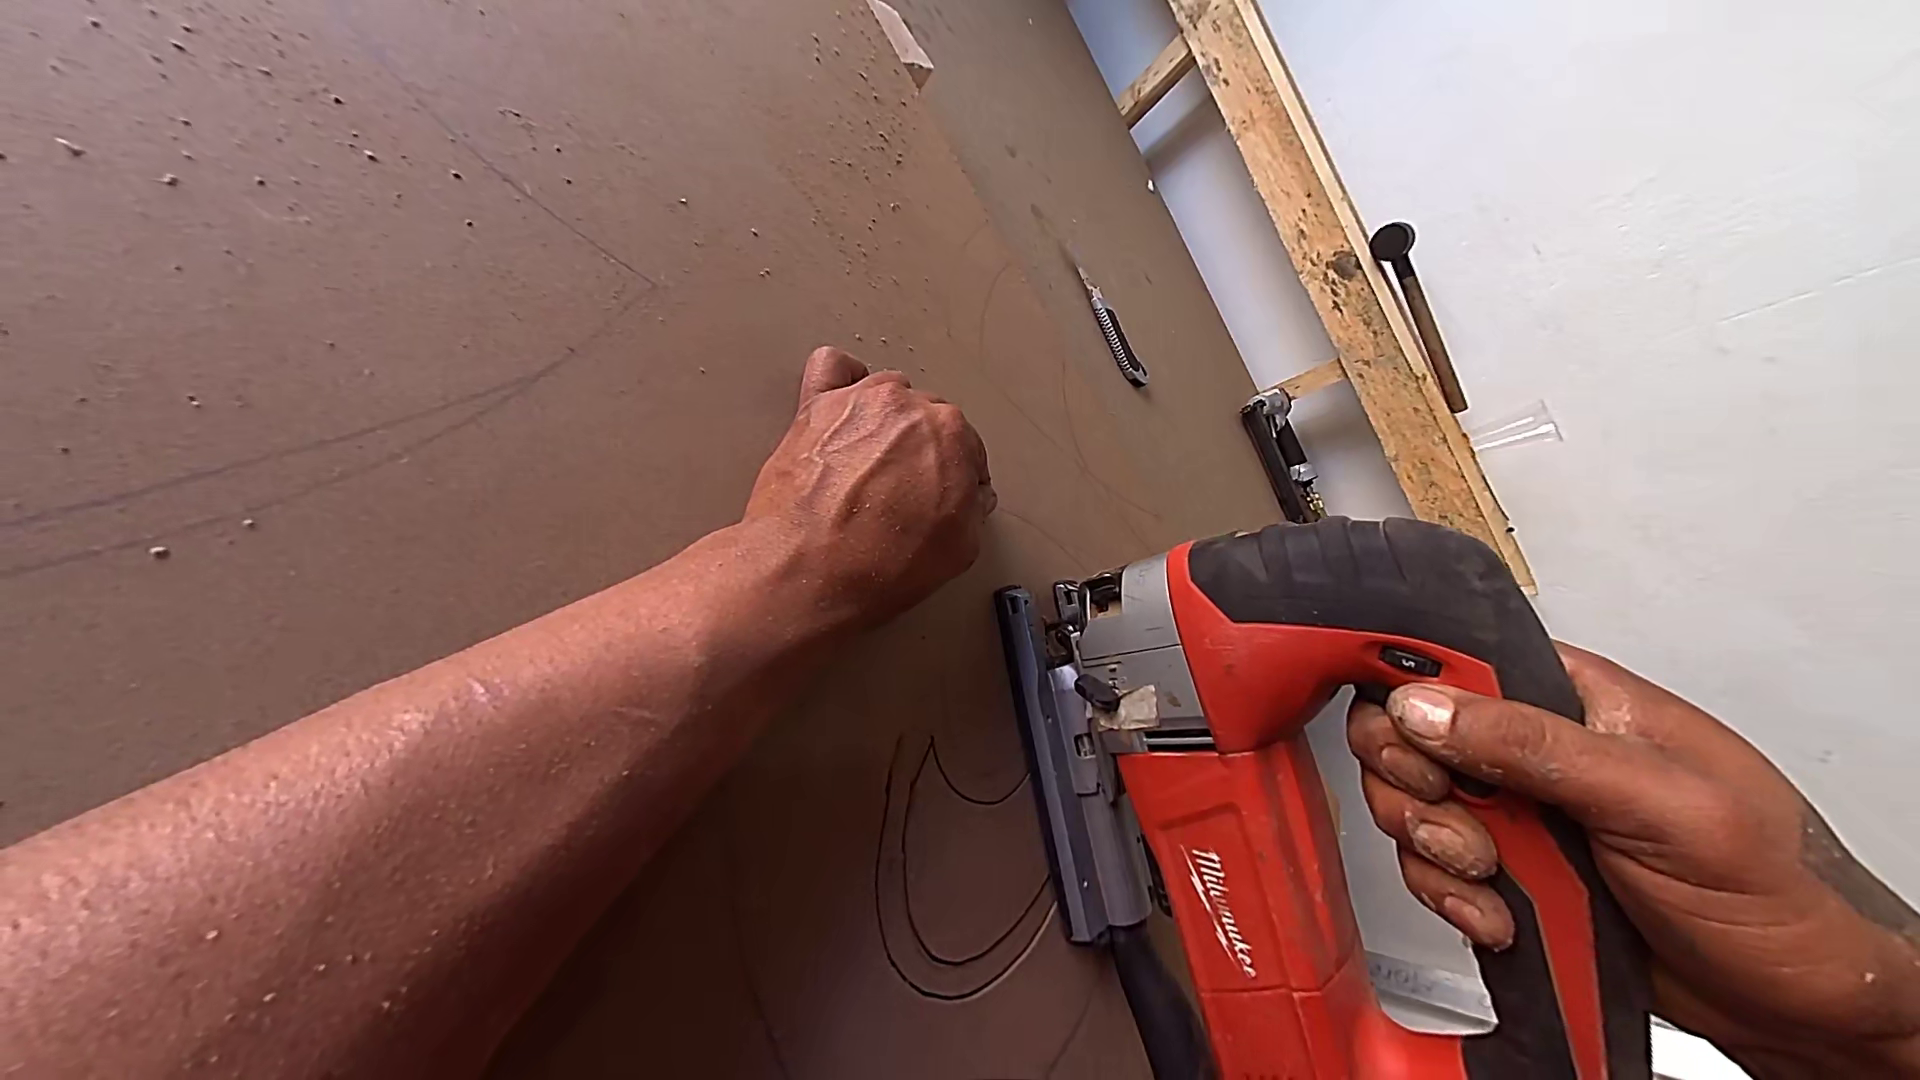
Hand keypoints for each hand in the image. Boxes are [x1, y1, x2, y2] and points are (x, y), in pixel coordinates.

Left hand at [745, 346, 995, 628]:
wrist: (810, 571)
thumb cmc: (878, 564)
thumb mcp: (960, 548)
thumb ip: (974, 507)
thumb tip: (970, 495)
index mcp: (952, 435)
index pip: (967, 446)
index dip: (959, 477)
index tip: (948, 495)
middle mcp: (908, 408)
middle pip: (927, 418)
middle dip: (924, 451)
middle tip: (907, 490)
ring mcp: (859, 401)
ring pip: (888, 394)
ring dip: (889, 421)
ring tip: (874, 460)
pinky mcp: (815, 406)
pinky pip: (834, 368)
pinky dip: (844, 381)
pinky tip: (845, 408)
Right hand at [1347, 645, 1919, 1076]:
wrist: (1810, 1008)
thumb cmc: (1782, 893)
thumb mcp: (1667, 804)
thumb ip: (1536, 746)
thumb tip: (1421, 706)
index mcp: (1558, 695)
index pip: (1440, 661)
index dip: (1401, 694)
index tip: (1411, 743)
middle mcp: (1514, 740)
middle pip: (1397, 730)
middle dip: (1411, 783)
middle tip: (1459, 818)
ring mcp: (1499, 799)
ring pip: (1399, 795)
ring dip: (1430, 843)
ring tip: (1491, 875)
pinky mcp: (1489, 853)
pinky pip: (1420, 858)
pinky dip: (1445, 888)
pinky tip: (1496, 909)